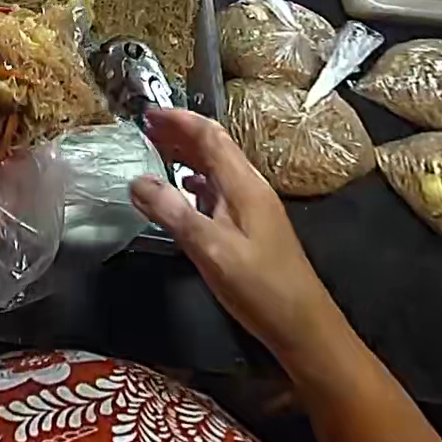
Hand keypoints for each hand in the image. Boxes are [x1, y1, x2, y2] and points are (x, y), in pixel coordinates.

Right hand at [129, 109, 344, 366]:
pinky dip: (195, 179)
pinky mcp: (251, 225)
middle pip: (213, 146)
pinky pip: (218, 187)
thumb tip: (136, 180)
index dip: (179, 119)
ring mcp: (253, 206)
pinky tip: (182, 189)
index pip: (209, 135)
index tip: (148, 112)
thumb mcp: (210, 249)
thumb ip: (172, 212)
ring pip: (215, 166)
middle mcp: (249, 187)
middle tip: (145, 127)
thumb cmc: (260, 287)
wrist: (305, 328)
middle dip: (179, 131)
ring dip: (186, 153)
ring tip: (156, 150)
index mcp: (243, 184)